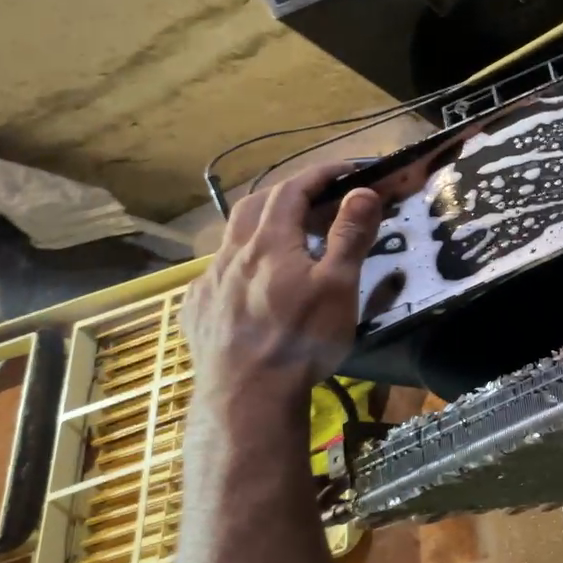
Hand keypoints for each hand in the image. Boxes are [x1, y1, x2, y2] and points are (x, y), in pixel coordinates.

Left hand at [184, 164, 383, 418]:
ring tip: (293, 234)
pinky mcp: (199, 310)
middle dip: (289, 191)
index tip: (348, 168)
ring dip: (266, 223)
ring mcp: (209, 283)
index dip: (320, 173)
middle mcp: (231, 255)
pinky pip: (221, 270)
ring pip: (234, 237)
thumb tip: (362, 191)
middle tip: (321, 194)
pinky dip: (247, 258)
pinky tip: (260, 280)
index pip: (291, 190)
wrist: (247, 395)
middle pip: (255, 206)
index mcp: (268, 243)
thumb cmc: (302, 337)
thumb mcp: (340, 285)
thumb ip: (349, 235)